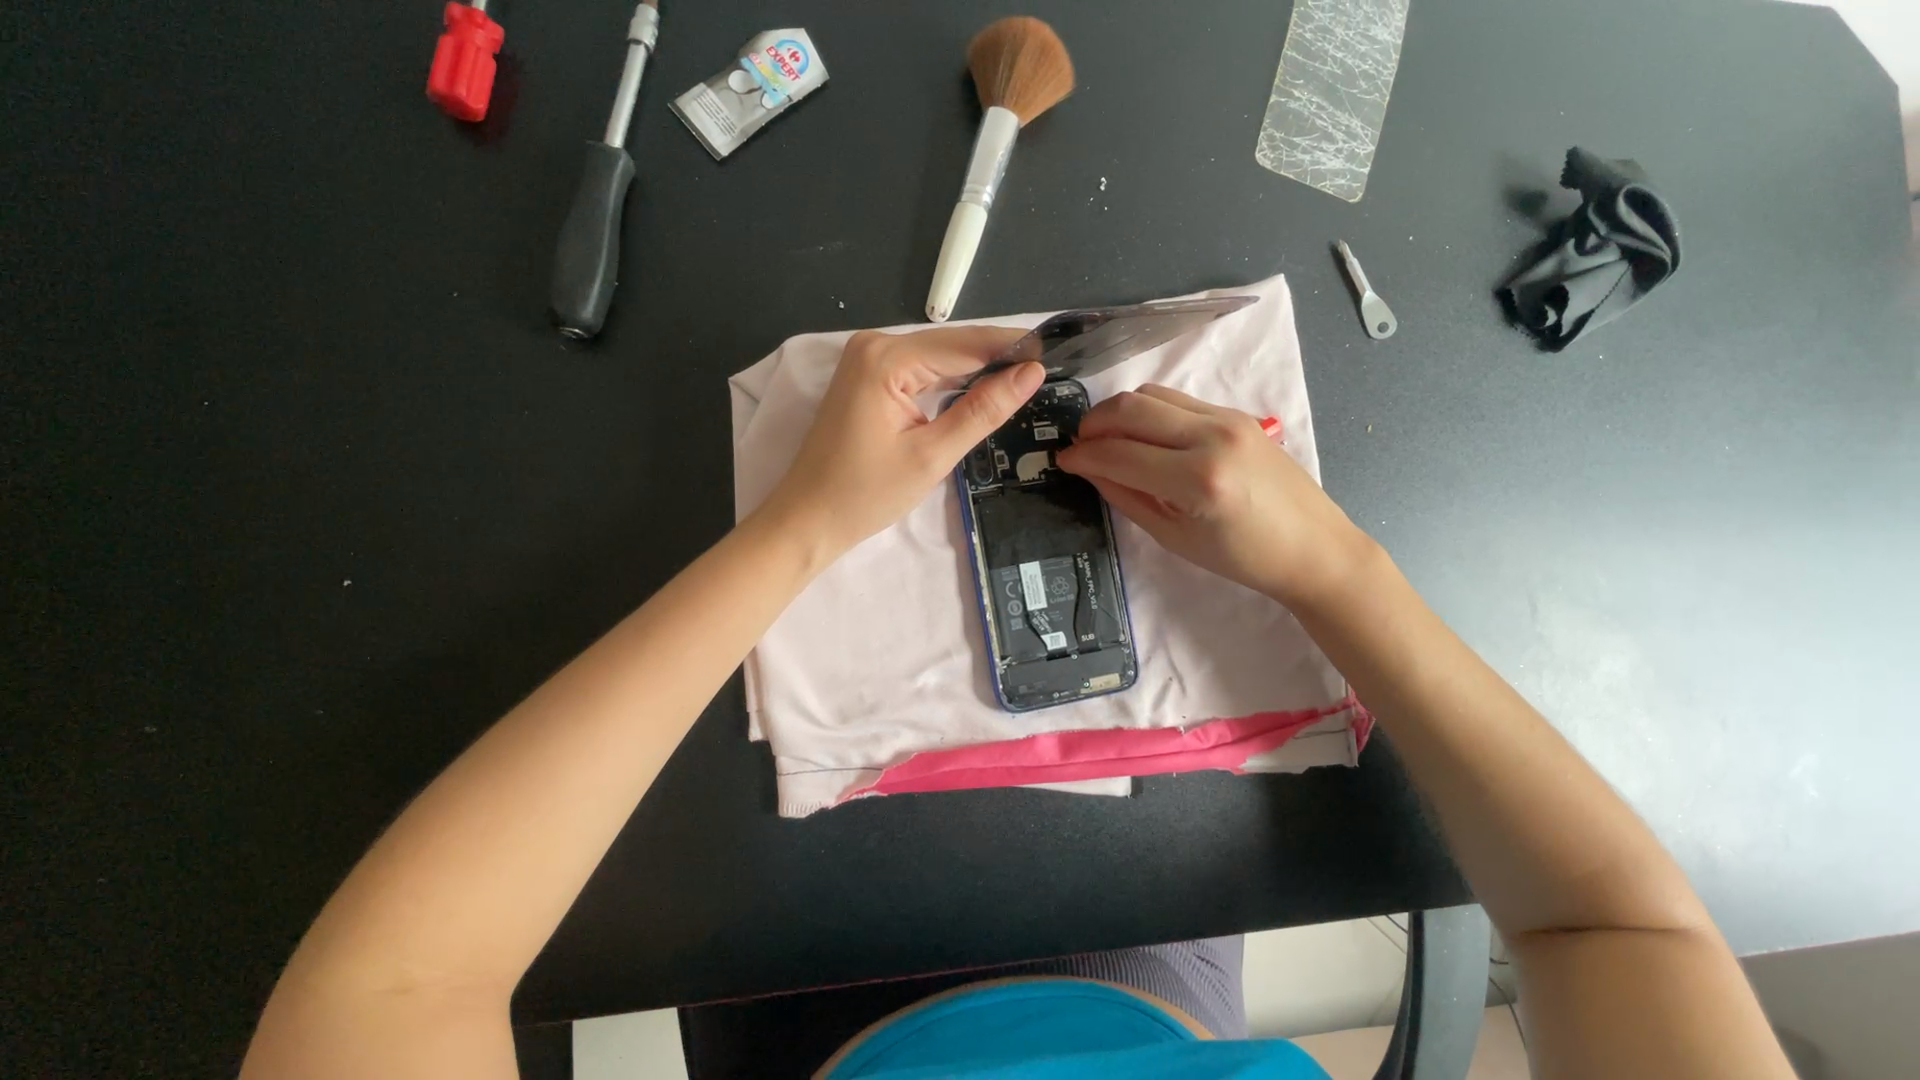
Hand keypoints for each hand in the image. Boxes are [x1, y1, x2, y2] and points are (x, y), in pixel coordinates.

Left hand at [755, 326, 1043, 561]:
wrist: (806, 519)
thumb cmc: (864, 495)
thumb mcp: (932, 455)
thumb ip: (983, 410)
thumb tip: (1031, 373)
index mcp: (887, 358)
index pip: (966, 344)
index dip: (1013, 348)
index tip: (1059, 351)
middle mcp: (875, 345)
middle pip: (952, 345)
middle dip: (998, 357)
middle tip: (1052, 367)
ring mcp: (866, 358)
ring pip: (938, 356)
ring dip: (977, 368)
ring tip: (1027, 377)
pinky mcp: (866, 376)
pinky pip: (920, 370)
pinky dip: (950, 380)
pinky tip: (982, 387)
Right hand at [1056, 385, 1377, 611]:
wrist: (1313, 546)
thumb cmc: (1243, 558)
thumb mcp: (1174, 537)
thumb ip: (1127, 498)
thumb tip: (1089, 470)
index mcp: (1196, 480)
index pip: (1119, 454)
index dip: (1082, 456)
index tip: (1062, 461)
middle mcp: (1212, 437)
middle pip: (1130, 409)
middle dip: (1093, 425)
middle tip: (1079, 446)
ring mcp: (1227, 419)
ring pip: (1152, 394)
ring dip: (1119, 412)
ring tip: (1106, 439)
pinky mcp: (1237, 413)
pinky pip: (1178, 400)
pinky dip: (1149, 411)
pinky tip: (1143, 436)